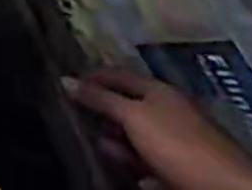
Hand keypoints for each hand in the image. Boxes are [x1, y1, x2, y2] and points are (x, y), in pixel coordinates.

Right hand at [64, 69, 251, 189]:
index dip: (88, 77)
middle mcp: (169, 111)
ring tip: (108, 153)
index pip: (114, 73)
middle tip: (81, 122)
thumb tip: (65, 79)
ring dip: (120, 145)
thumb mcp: (133, 117)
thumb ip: (99, 98)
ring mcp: (181, 143)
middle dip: (103, 115)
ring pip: (138, 138)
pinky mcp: (188, 172)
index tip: (63, 86)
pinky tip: (136, 178)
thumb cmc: (181, 148)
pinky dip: (141, 168)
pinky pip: (154, 164)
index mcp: (158, 90)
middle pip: (125, 106)